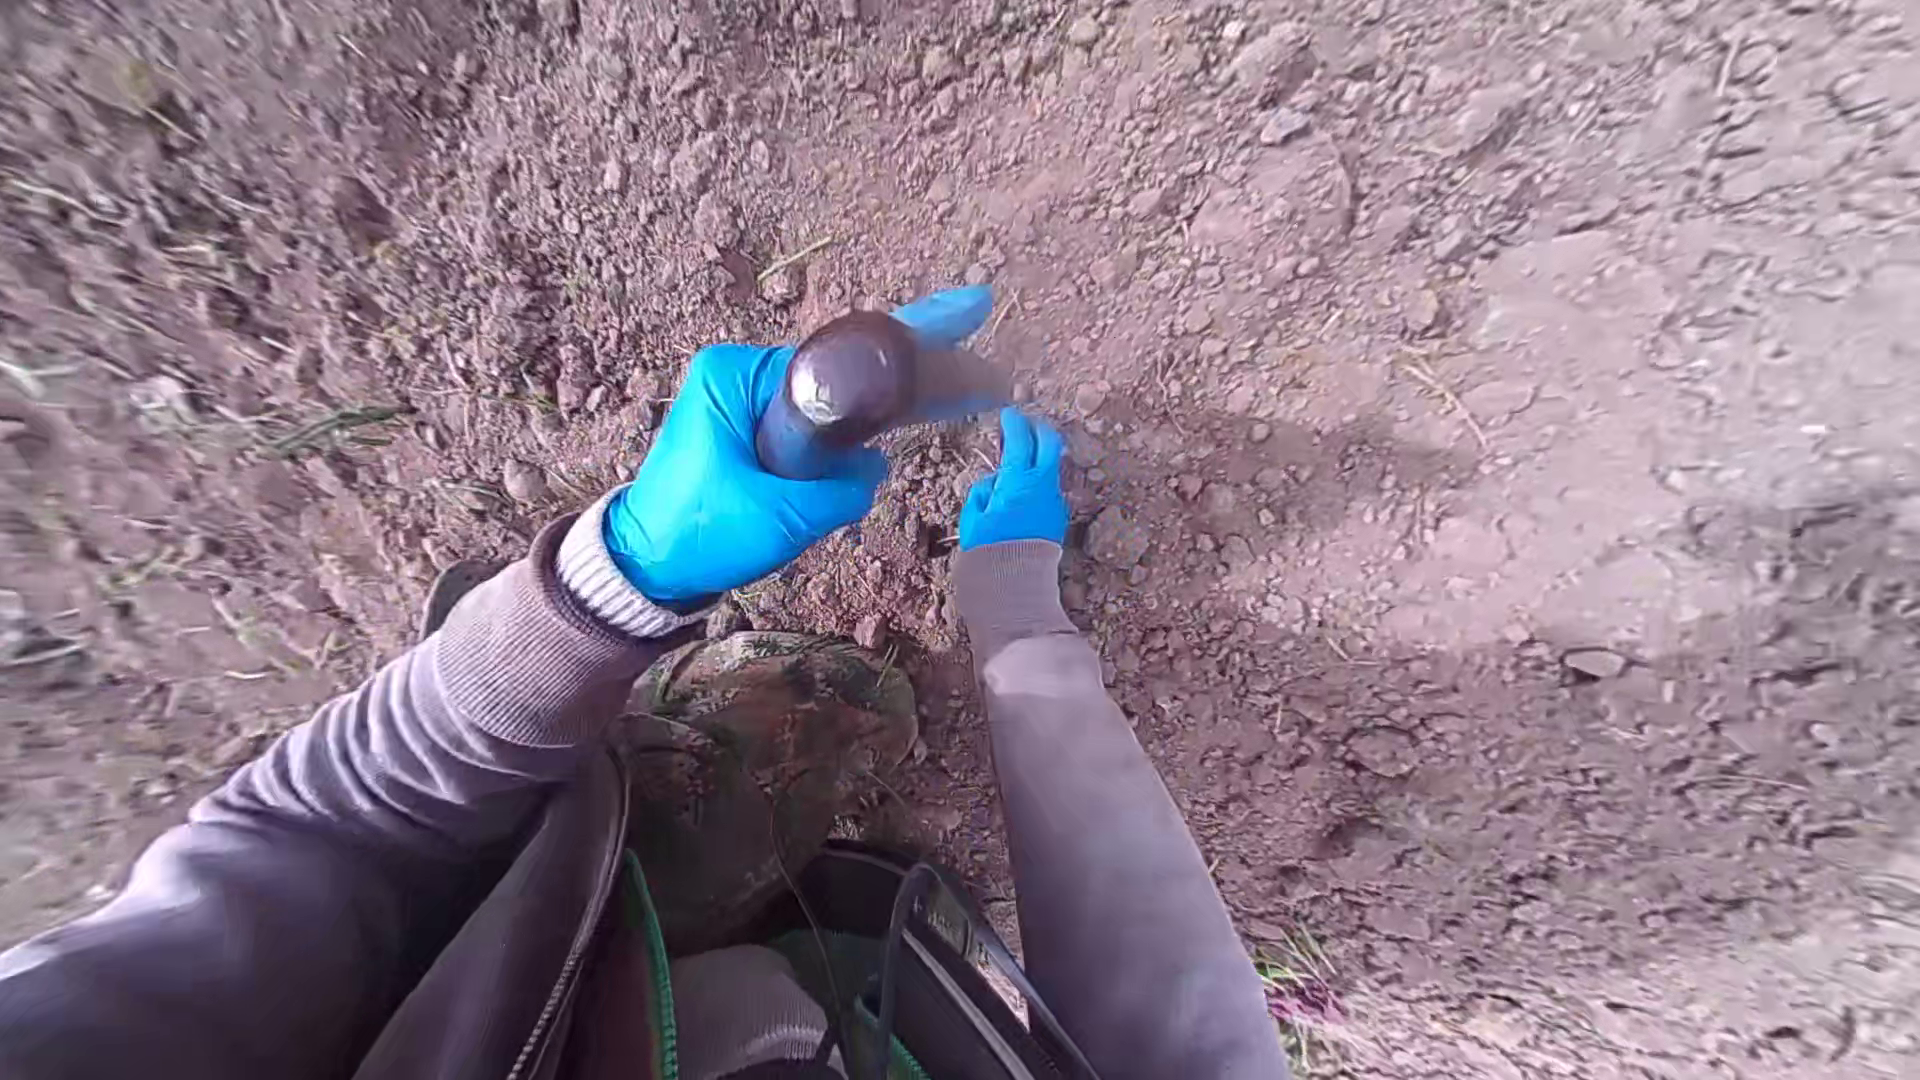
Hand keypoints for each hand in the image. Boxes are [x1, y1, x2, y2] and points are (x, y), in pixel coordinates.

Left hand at [606, 286, 994, 605]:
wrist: (648, 569)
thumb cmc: (703, 533)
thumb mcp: (783, 516)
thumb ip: (843, 491)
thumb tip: (875, 467)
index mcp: (737, 375)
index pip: (831, 359)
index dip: (893, 358)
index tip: (957, 329)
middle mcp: (738, 374)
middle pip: (831, 380)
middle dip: (877, 401)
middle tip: (950, 394)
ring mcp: (740, 402)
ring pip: (820, 411)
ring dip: (849, 438)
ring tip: (874, 459)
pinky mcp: (744, 432)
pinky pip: (804, 430)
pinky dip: (830, 450)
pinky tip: (850, 470)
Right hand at [960, 408, 1068, 550]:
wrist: (1012, 579)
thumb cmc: (988, 549)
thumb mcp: (974, 514)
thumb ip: (985, 490)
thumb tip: (996, 482)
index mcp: (1018, 481)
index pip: (1020, 439)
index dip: (1014, 423)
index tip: (1008, 415)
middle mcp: (1041, 486)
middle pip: (1049, 443)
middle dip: (1038, 429)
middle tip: (1025, 426)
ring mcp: (1053, 499)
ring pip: (1051, 465)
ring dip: (1039, 456)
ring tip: (1021, 459)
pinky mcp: (1058, 515)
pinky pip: (1050, 487)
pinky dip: (1039, 479)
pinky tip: (1025, 487)